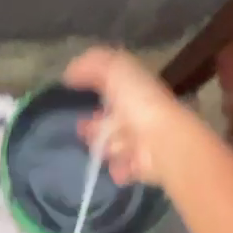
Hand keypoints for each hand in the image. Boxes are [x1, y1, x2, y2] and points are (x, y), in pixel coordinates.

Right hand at [63, 46, 186, 186]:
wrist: (162, 142)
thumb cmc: (139, 102)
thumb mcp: (115, 70)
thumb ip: (93, 64)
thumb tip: (70, 71)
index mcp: (135, 90)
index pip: (115, 86)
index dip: (96, 86)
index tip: (76, 93)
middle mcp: (140, 114)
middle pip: (114, 119)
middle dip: (96, 125)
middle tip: (80, 129)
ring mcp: (142, 140)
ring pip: (117, 144)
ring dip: (106, 146)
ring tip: (95, 147)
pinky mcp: (143, 165)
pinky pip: (125, 167)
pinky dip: (118, 168)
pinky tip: (112, 165)